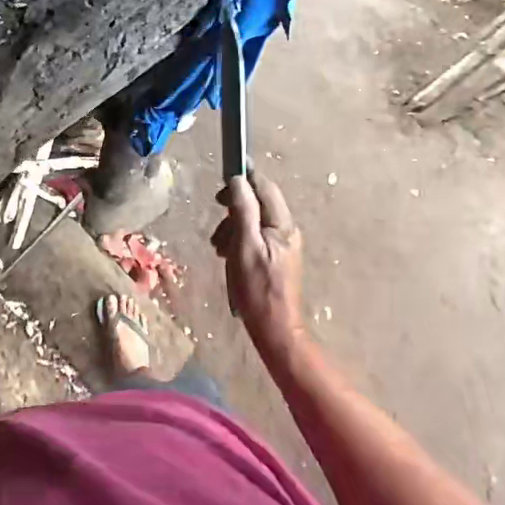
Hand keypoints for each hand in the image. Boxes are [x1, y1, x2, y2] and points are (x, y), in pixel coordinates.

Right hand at [212, 173, 304, 361]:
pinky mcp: (275, 256)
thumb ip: (243, 210)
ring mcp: (282, 244)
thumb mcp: (245, 246)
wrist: (274, 329)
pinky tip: (228, 255)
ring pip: (253, 220)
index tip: (224, 174)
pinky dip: (238, 240)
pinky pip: (254, 236)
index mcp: (283, 225)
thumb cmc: (257, 289)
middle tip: (217, 222)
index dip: (245, 177)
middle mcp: (287, 230)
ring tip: (221, 248)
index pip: (265, 187)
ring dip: (233, 227)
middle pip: (258, 202)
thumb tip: (238, 180)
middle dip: (234, 208)